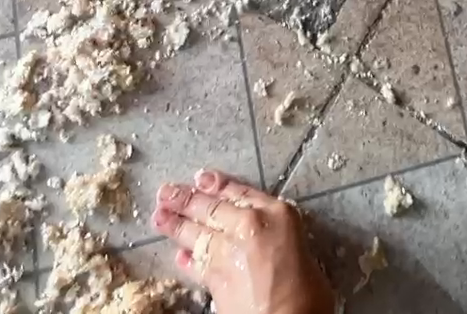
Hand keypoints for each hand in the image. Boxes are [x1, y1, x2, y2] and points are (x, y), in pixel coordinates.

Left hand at [151, 169, 333, 313]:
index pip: (241, 192)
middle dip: (186, 199)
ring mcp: (229, 251)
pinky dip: (187, 260)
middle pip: (212, 208)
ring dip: (176, 225)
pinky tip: (179, 257)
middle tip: (165, 193)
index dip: (218, 185)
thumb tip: (260, 238)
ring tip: (160, 217)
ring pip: (198, 233)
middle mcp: (249, 225)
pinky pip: (197, 264)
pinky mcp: (215, 280)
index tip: (200, 179)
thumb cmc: (306, 288)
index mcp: (277, 213)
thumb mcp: (297, 244)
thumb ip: (275, 232)